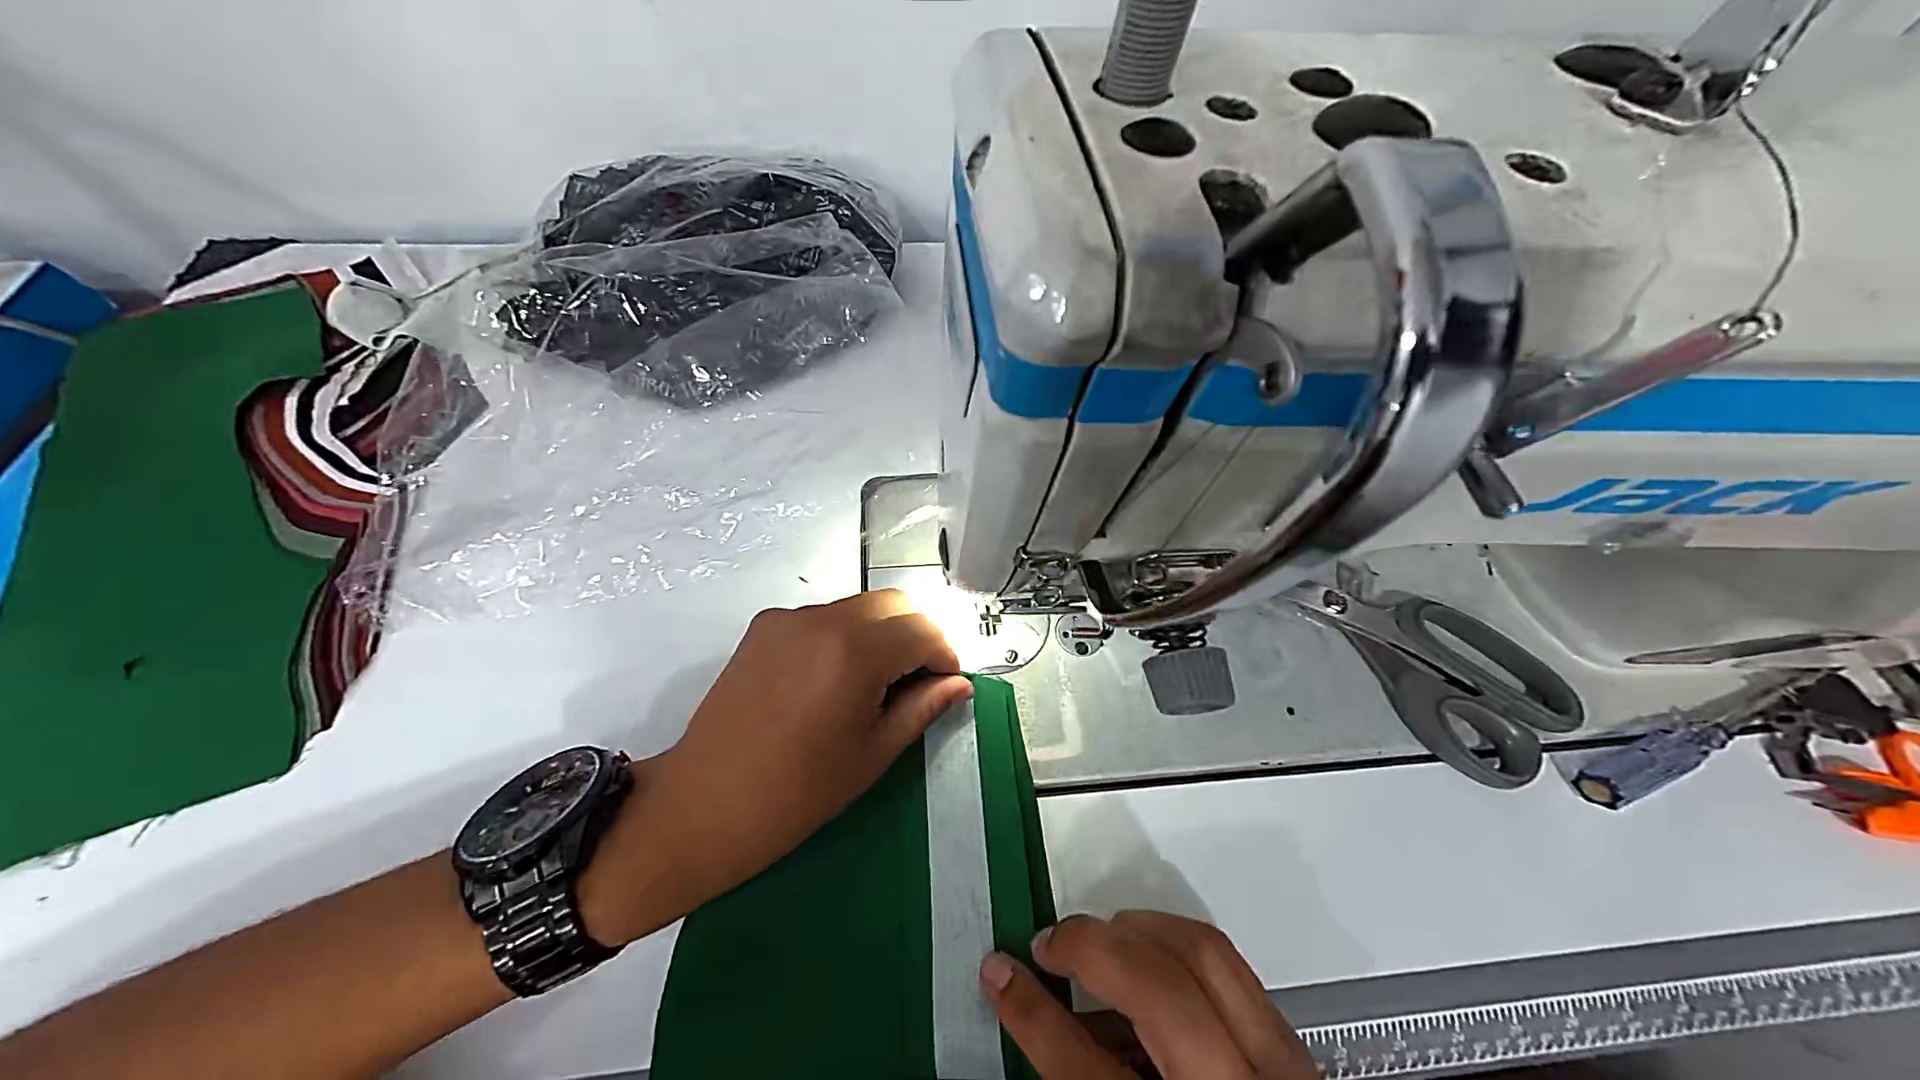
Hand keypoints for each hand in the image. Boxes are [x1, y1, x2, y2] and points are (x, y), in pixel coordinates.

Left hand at [579, 589, 971, 944]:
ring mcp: (787, 619)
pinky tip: (835, 680)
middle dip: (917, 635)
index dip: (945, 655)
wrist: (704, 804)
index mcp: (854, 652)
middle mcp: (820, 620)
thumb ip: (922, 708)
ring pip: (858, 607)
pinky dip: (845, 636)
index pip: (923, 629)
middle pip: (893, 603)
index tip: (946, 684)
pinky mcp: (763, 627)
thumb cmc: (798, 792)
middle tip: (919, 680)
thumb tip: (959, 685)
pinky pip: (823, 618)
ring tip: (875, 685)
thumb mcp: (873, 753)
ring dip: (881, 634)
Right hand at [980, 911, 1318, 1078]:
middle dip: (1089, 947)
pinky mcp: (1294, 1048)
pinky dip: (1176, 942)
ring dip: (1136, 929)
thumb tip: (1036, 1018)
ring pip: (1203, 955)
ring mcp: (1280, 1071)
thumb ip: (1083, 1076)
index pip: (1086, 1070)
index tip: (1000, 973)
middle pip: (1159, 993)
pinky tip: (1148, 949)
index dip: (1032, 1013)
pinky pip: (1229, 965)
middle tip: (1048, 944)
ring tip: (1097, 936)